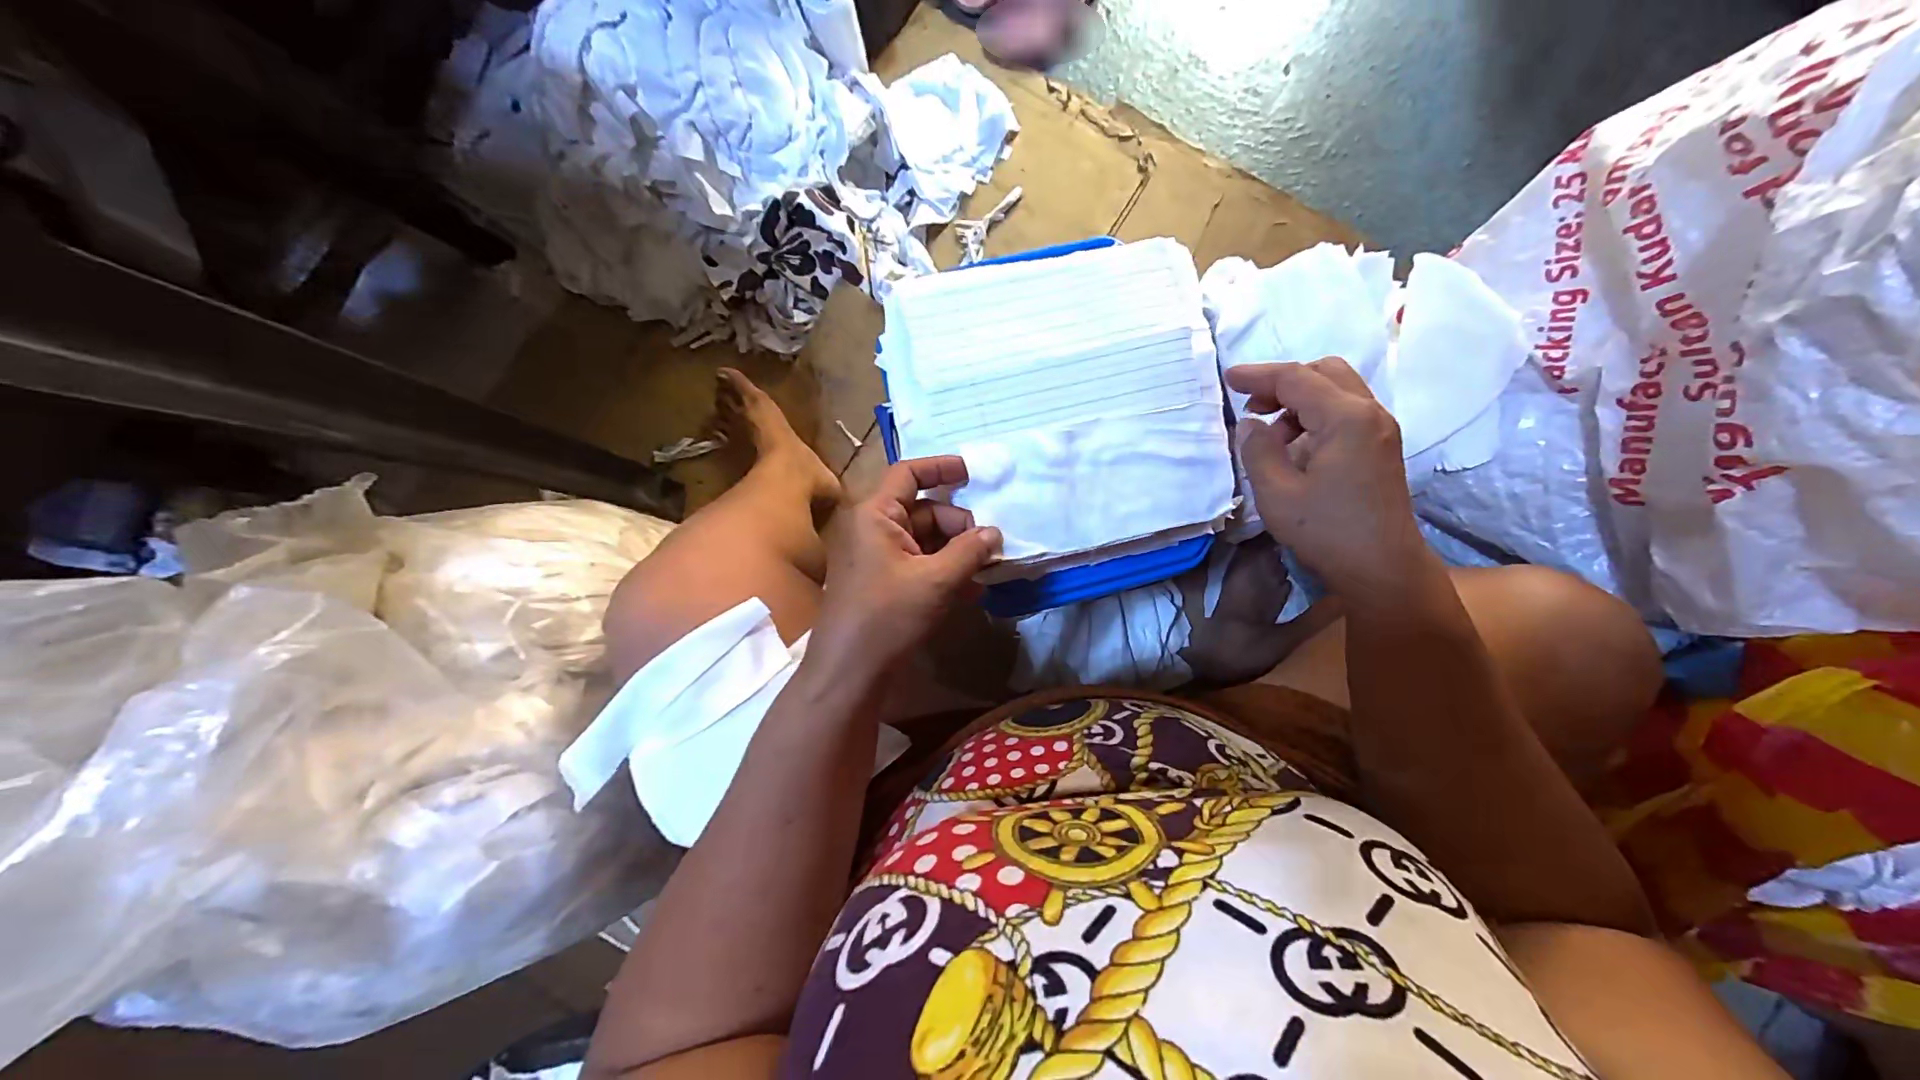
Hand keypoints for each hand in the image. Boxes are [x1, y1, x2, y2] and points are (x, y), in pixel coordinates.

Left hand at [807, 456, 1002, 682]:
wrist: (849, 672)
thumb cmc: (887, 616)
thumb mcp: (935, 580)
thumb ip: (969, 551)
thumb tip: (994, 534)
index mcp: (876, 515)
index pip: (909, 473)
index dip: (941, 468)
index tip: (974, 473)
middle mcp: (874, 529)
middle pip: (925, 511)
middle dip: (961, 525)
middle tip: (991, 548)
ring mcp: (879, 558)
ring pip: (927, 541)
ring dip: (958, 552)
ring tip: (988, 571)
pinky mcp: (886, 584)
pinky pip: (921, 565)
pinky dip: (945, 572)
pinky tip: (973, 591)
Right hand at [1226, 358, 1436, 604]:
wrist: (1383, 568)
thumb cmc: (1327, 532)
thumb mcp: (1277, 493)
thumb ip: (1258, 450)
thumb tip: (1251, 424)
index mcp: (1346, 419)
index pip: (1296, 378)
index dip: (1258, 375)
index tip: (1228, 379)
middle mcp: (1369, 413)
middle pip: (1324, 372)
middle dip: (1283, 381)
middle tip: (1252, 406)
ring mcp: (1380, 429)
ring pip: (1337, 389)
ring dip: (1300, 399)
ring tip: (1270, 433)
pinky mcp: (1381, 446)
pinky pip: (1346, 411)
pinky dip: (1316, 415)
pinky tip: (1295, 446)